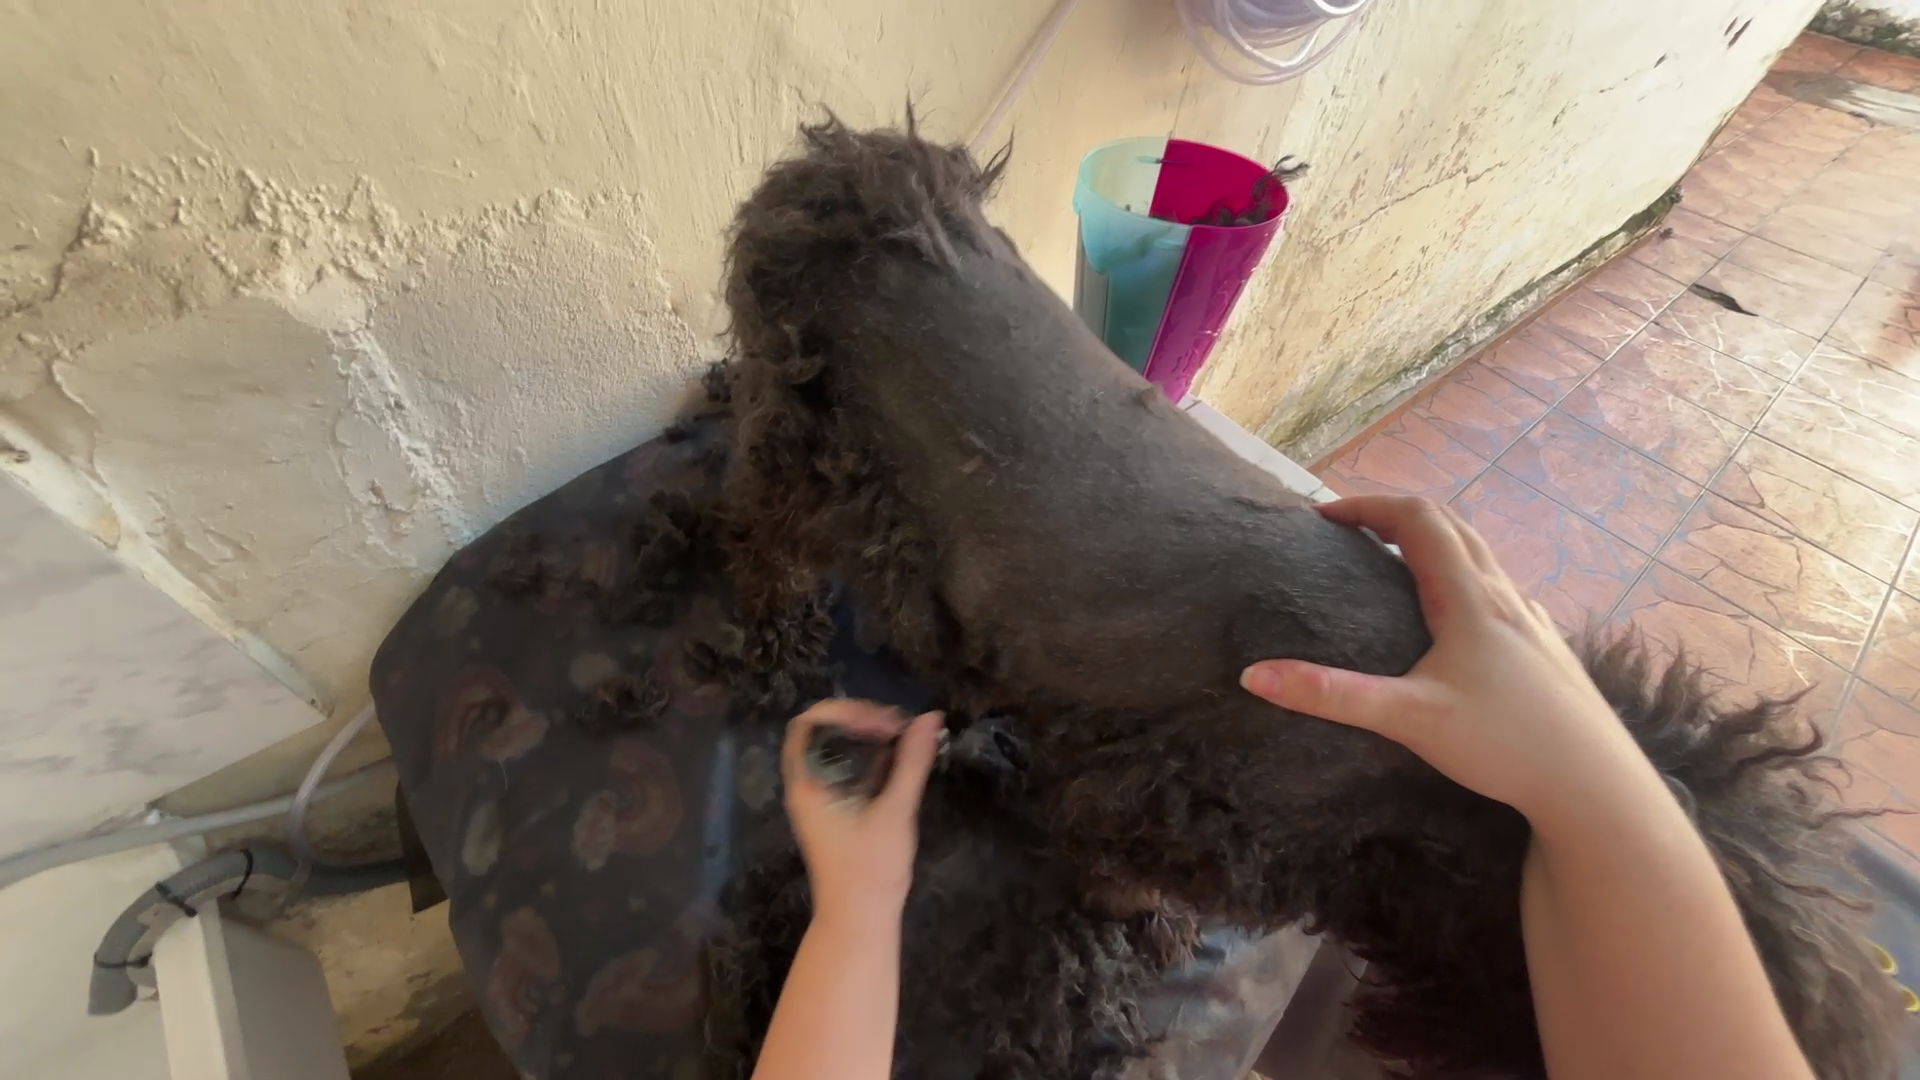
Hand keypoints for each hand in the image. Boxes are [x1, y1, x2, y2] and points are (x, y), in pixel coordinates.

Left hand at [781, 700, 943, 925]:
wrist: (859, 922)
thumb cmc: (870, 869)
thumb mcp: (895, 810)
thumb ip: (912, 761)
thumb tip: (931, 718)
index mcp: (807, 783)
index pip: (810, 724)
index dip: (845, 712)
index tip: (881, 724)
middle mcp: (808, 784)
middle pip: (824, 730)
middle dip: (861, 719)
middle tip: (897, 726)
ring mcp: (821, 796)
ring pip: (837, 747)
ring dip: (869, 735)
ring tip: (904, 737)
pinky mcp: (837, 807)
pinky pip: (848, 766)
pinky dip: (872, 755)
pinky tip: (901, 759)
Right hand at [1239, 495, 1646, 825]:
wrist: (1603, 793)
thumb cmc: (1506, 744)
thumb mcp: (1407, 718)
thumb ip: (1328, 694)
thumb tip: (1252, 675)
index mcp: (1470, 598)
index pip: (1417, 520)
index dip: (1367, 505)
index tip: (1323, 516)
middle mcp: (1504, 596)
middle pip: (1450, 525)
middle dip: (1393, 514)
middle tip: (1348, 529)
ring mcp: (1531, 620)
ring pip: (1477, 553)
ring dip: (1428, 540)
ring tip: (1389, 561)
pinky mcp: (1544, 647)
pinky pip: (1495, 586)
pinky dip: (1457, 573)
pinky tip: (1450, 612)